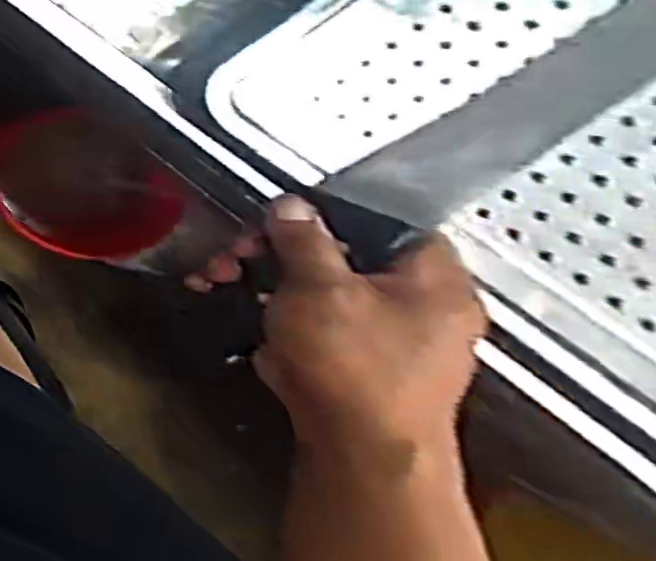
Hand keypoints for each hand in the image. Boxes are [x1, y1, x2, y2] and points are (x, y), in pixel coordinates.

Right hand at [198, 197, 486, 458]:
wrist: (356, 450)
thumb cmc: (351, 361)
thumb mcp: (319, 285)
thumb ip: (303, 237)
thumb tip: (292, 204)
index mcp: (434, 283)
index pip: (393, 221)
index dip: (338, 208)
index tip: (288, 209)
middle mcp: (417, 306)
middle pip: (341, 251)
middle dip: (278, 245)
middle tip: (240, 248)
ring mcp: (383, 333)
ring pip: (315, 281)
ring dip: (262, 272)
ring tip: (221, 275)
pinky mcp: (349, 355)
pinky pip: (307, 311)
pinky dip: (270, 302)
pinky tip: (231, 297)